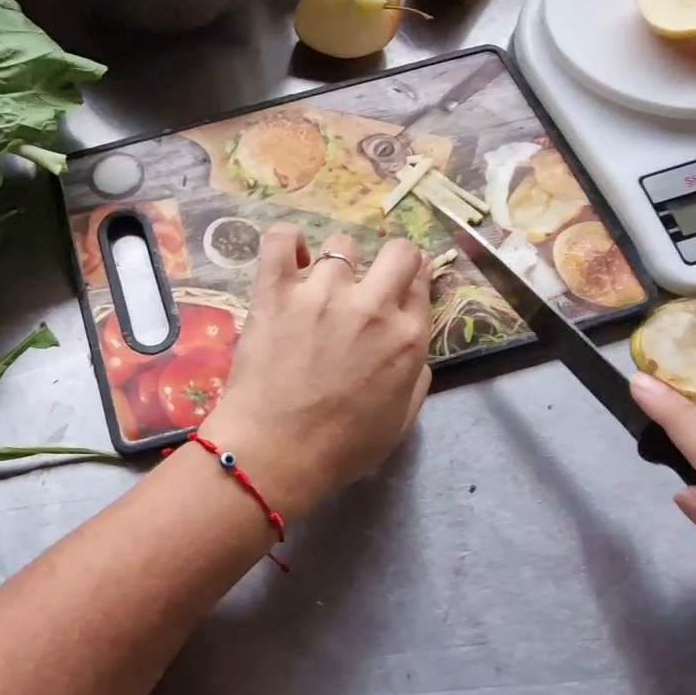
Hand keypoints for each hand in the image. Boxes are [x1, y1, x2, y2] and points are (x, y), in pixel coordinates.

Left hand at [198, 227, 431, 518]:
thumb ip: (416, 377)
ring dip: (336, 263)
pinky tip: (291, 255)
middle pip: (396, 251)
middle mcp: (371, 305)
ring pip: (341, 246)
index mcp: (407, 337)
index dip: (410, 283)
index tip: (396, 292)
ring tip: (319, 287)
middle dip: (389, 261)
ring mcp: (322, 294)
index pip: (420, 282)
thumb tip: (411, 346)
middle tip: (368, 284)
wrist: (275, 454)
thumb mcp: (400, 422)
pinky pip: (280, 241)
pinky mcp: (276, 293)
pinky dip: (287, 240)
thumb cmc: (341, 450)